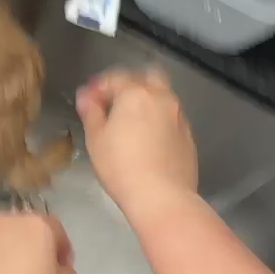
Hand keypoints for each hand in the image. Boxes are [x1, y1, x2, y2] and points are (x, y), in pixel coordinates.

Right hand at [75, 67, 199, 215]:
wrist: (162, 197)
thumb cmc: (121, 165)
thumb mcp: (95, 138)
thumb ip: (91, 111)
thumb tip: (86, 96)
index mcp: (135, 93)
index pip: (114, 78)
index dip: (98, 87)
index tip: (88, 100)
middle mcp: (161, 98)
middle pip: (147, 76)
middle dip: (130, 83)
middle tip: (115, 102)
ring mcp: (178, 116)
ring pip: (162, 96)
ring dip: (147, 100)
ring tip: (132, 121)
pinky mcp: (188, 135)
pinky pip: (171, 116)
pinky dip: (158, 118)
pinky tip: (148, 138)